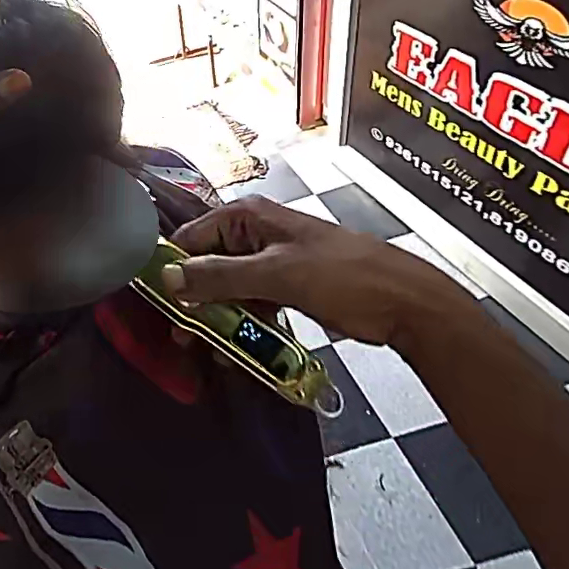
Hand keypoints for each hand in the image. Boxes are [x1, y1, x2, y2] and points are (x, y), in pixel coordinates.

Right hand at [161, 195, 473, 345]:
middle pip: (206, 264)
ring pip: (226, 287)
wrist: (408, 304)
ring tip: (207, 351)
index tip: (160, 306)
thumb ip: (218, 276)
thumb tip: (167, 278)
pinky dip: (241, 323)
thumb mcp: (275, 275)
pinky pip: (249, 301)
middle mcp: (252, 232)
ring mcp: (268, 259)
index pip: (191, 238)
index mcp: (246, 216)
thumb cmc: (341, 277)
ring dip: (217, 317)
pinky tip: (235, 351)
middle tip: (183, 338)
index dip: (174, 270)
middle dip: (194, 300)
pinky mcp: (283, 284)